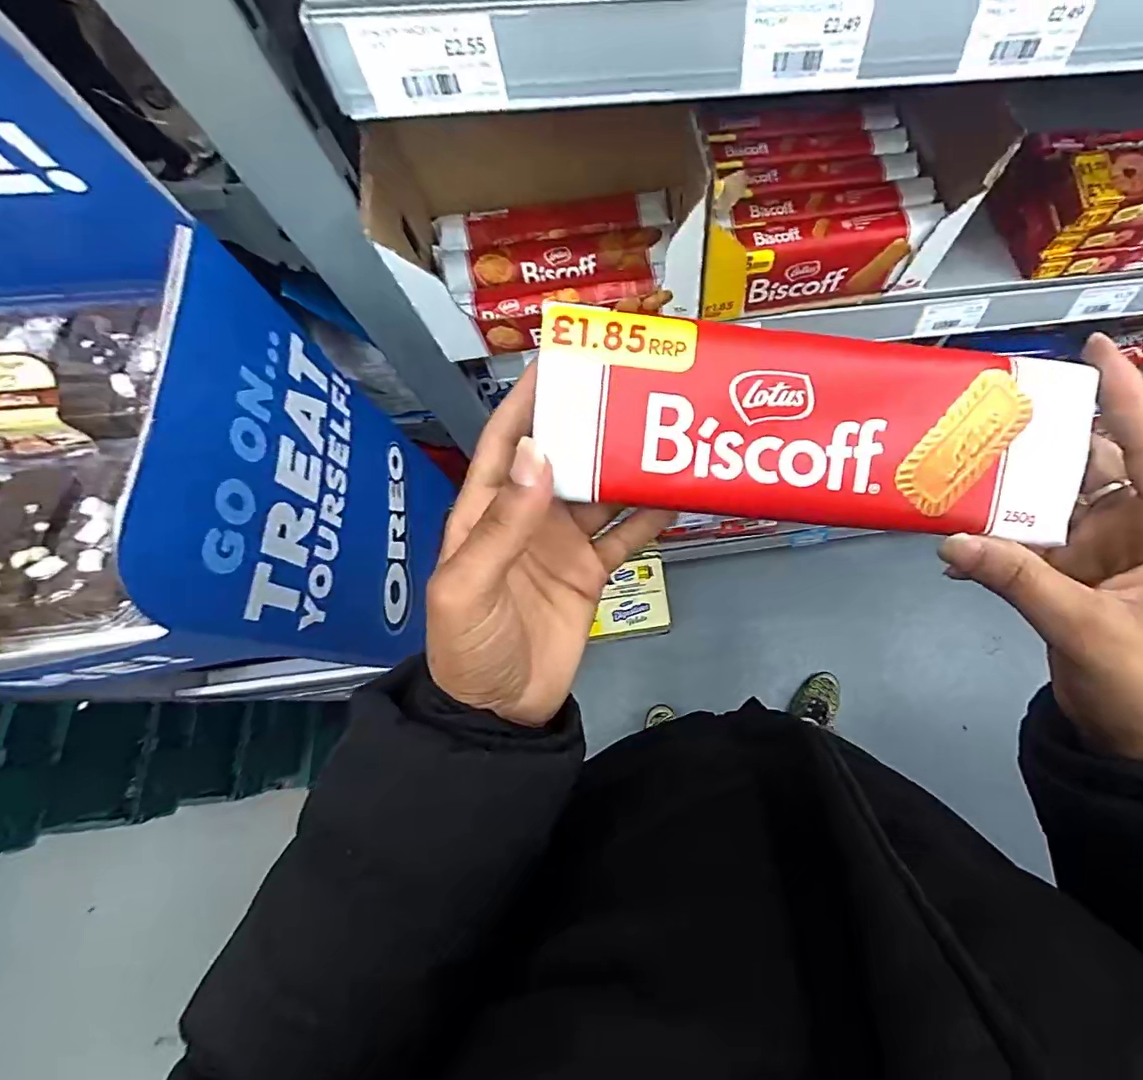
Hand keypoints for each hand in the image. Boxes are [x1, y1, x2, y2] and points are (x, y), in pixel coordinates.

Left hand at [426, 363, 675, 726]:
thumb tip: (536, 454)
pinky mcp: (591, 572)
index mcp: (487, 510)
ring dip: (626, 467)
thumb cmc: (469, 648)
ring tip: (664, 436)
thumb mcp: (469, 587)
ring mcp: (563, 543)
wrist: (501, 710)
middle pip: (564, 458)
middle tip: (631, 392)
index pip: (507, 442)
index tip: (560, 363)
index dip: (529, 401)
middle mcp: (528, 516)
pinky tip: (673, 497)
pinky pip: (624, 536)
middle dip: (591, 425)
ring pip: (600, 493)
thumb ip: (501, 525)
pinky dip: (647, 518)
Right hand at [937, 334, 1142, 760]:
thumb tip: (950, 542)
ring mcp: (1114, 547)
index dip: (1128, 396)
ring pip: (1067, 496)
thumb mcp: (1082, 629)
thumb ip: (1017, 580)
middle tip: (1004, 406)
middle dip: (1057, 435)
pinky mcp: (1082, 568)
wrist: (1137, 738)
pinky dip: (1007, 528)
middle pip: (1104, 463)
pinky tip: (968, 526)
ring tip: (975, 456)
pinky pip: (1041, 533)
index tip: (1094, 349)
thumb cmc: (1140, 684)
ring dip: (1023, 482)